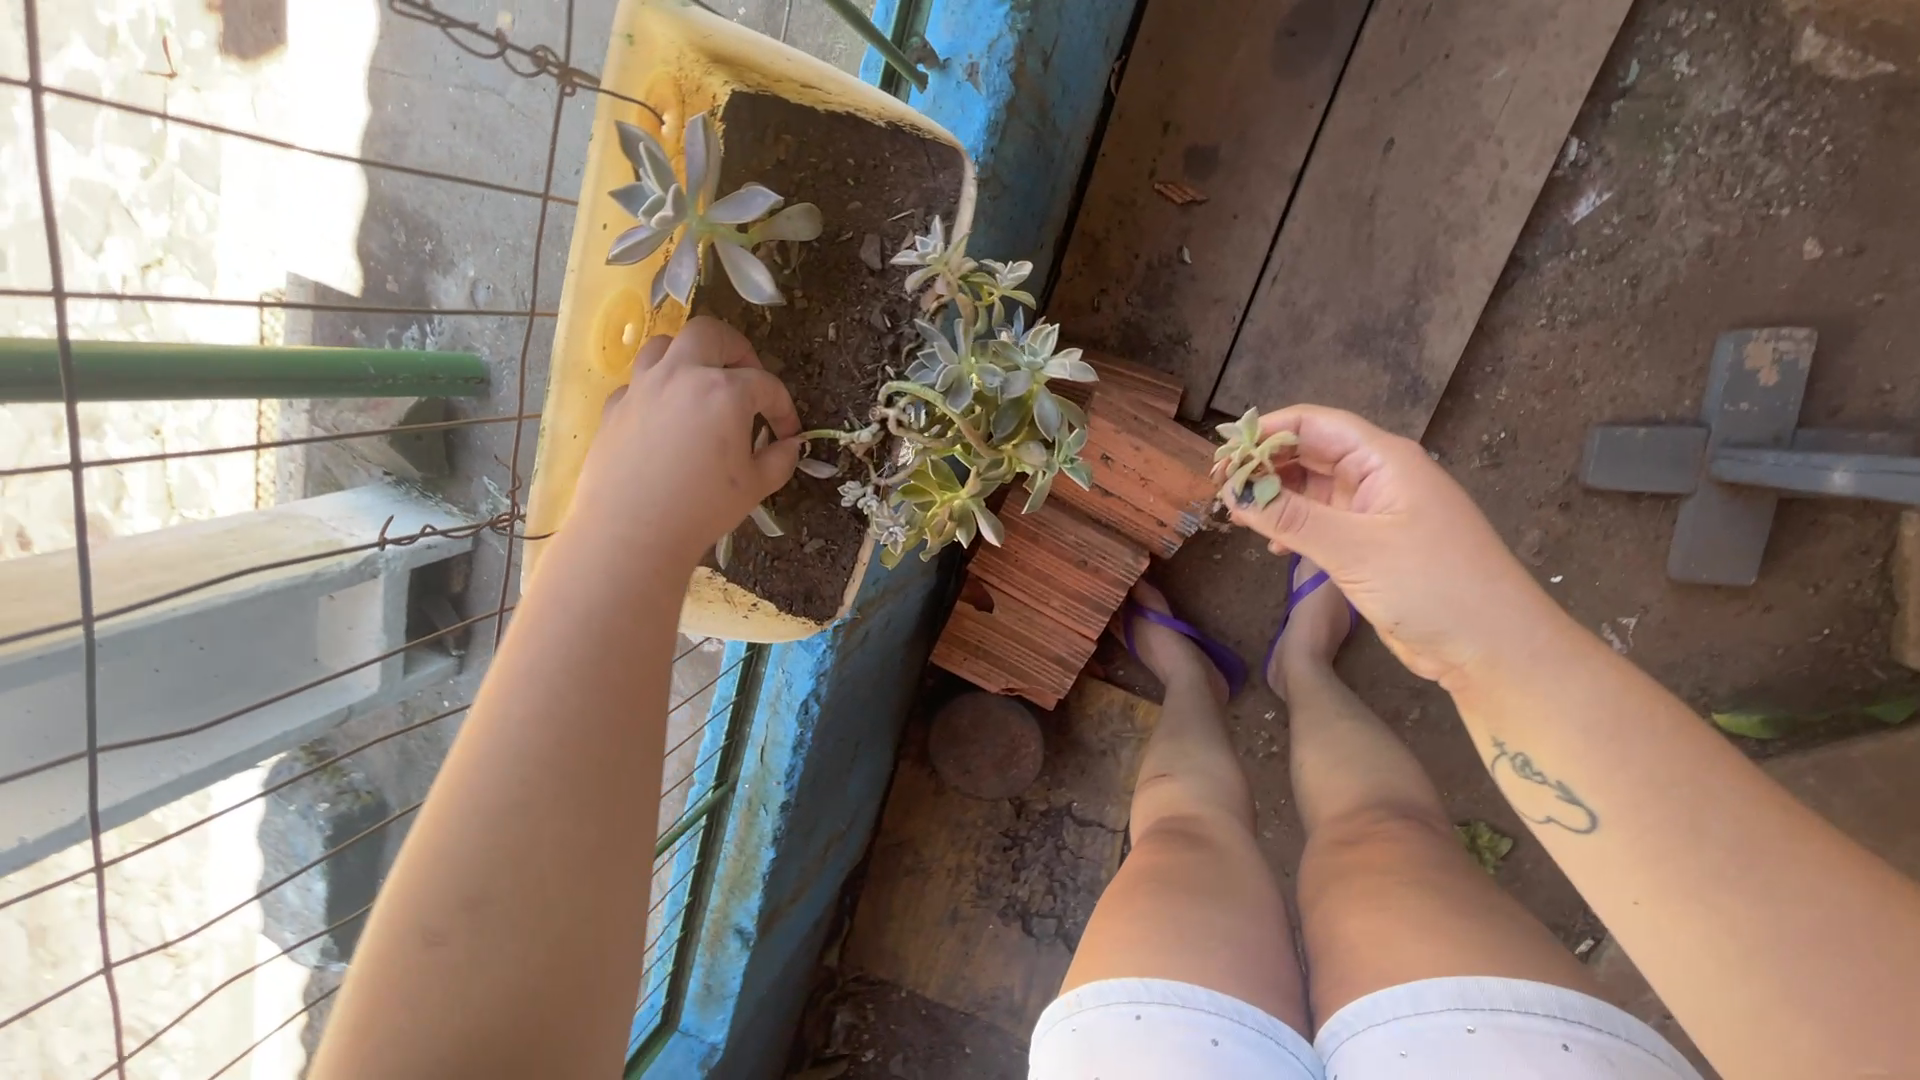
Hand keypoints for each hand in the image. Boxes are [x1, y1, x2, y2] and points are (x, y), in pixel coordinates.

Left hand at [571, 316, 799, 572]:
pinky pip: (640, 381)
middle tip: (747, 380)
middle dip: (737, 351)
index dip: (784, 409)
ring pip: (666, 344)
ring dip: (691, 357)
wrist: (631, 532)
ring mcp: (643, 387)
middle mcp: (682, 375)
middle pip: (712, 334)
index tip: (788, 433)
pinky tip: (667, 417)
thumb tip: (791, 444)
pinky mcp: (615, 407)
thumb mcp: (756, 487)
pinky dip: (659, 389)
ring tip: (702, 384)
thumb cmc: (702, 509)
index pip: (766, 385)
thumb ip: (780, 458)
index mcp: (725, 392)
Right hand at [1226, 405, 1561, 685]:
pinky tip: (1271, 545)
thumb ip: (1291, 518)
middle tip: (1221, 489)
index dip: (1265, 432)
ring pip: (1312, 490)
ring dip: (1275, 498)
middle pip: (1309, 453)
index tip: (1223, 454)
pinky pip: (1321, 522)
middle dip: (1264, 466)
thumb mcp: (1354, 549)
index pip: (1313, 424)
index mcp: (1383, 460)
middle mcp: (1377, 477)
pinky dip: (1292, 527)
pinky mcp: (1371, 545)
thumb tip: (1234, 493)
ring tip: (1238, 517)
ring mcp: (1374, 512)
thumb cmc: (1432, 586)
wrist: (1491, 648)